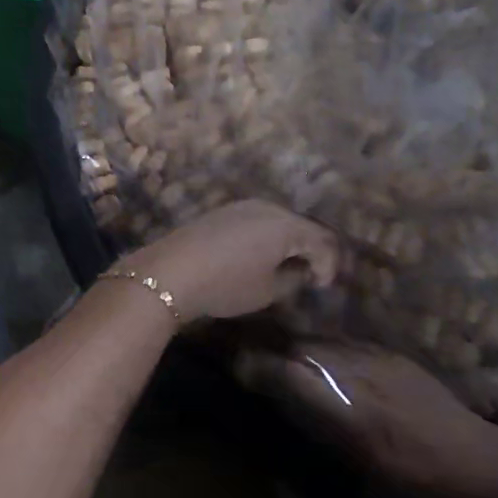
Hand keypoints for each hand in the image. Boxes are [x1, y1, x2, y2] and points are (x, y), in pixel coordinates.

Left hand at [120, 201, 340, 320]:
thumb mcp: (268, 290)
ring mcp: (239, 207)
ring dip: (285, 243)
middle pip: (299, 226)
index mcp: (286, 224)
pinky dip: (263, 238)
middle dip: (309, 251)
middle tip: (309, 275)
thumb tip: (302, 270)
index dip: (329, 265)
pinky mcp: (219, 213)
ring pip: (275, 222)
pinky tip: (256, 257)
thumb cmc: (226, 284)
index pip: (322, 241)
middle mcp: (266, 208)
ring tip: (283, 267)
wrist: (169, 272)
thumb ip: (293, 278)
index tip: (322, 287)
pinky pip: (253, 222)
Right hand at [237, 344, 497, 497]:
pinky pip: (345, 343)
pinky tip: (319, 356)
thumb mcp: (362, 466)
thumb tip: (283, 406)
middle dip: (270, 350)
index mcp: (349, 407)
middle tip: (248, 356)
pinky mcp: (391, 356)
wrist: (484, 462)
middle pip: (301, 349)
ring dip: (294, 346)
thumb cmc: (418, 479)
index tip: (236, 366)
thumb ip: (320, 429)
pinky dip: (323, 348)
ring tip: (277, 352)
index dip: (256, 366)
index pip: (289, 372)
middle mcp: (359, 374)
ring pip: (322, 342)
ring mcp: (377, 359)